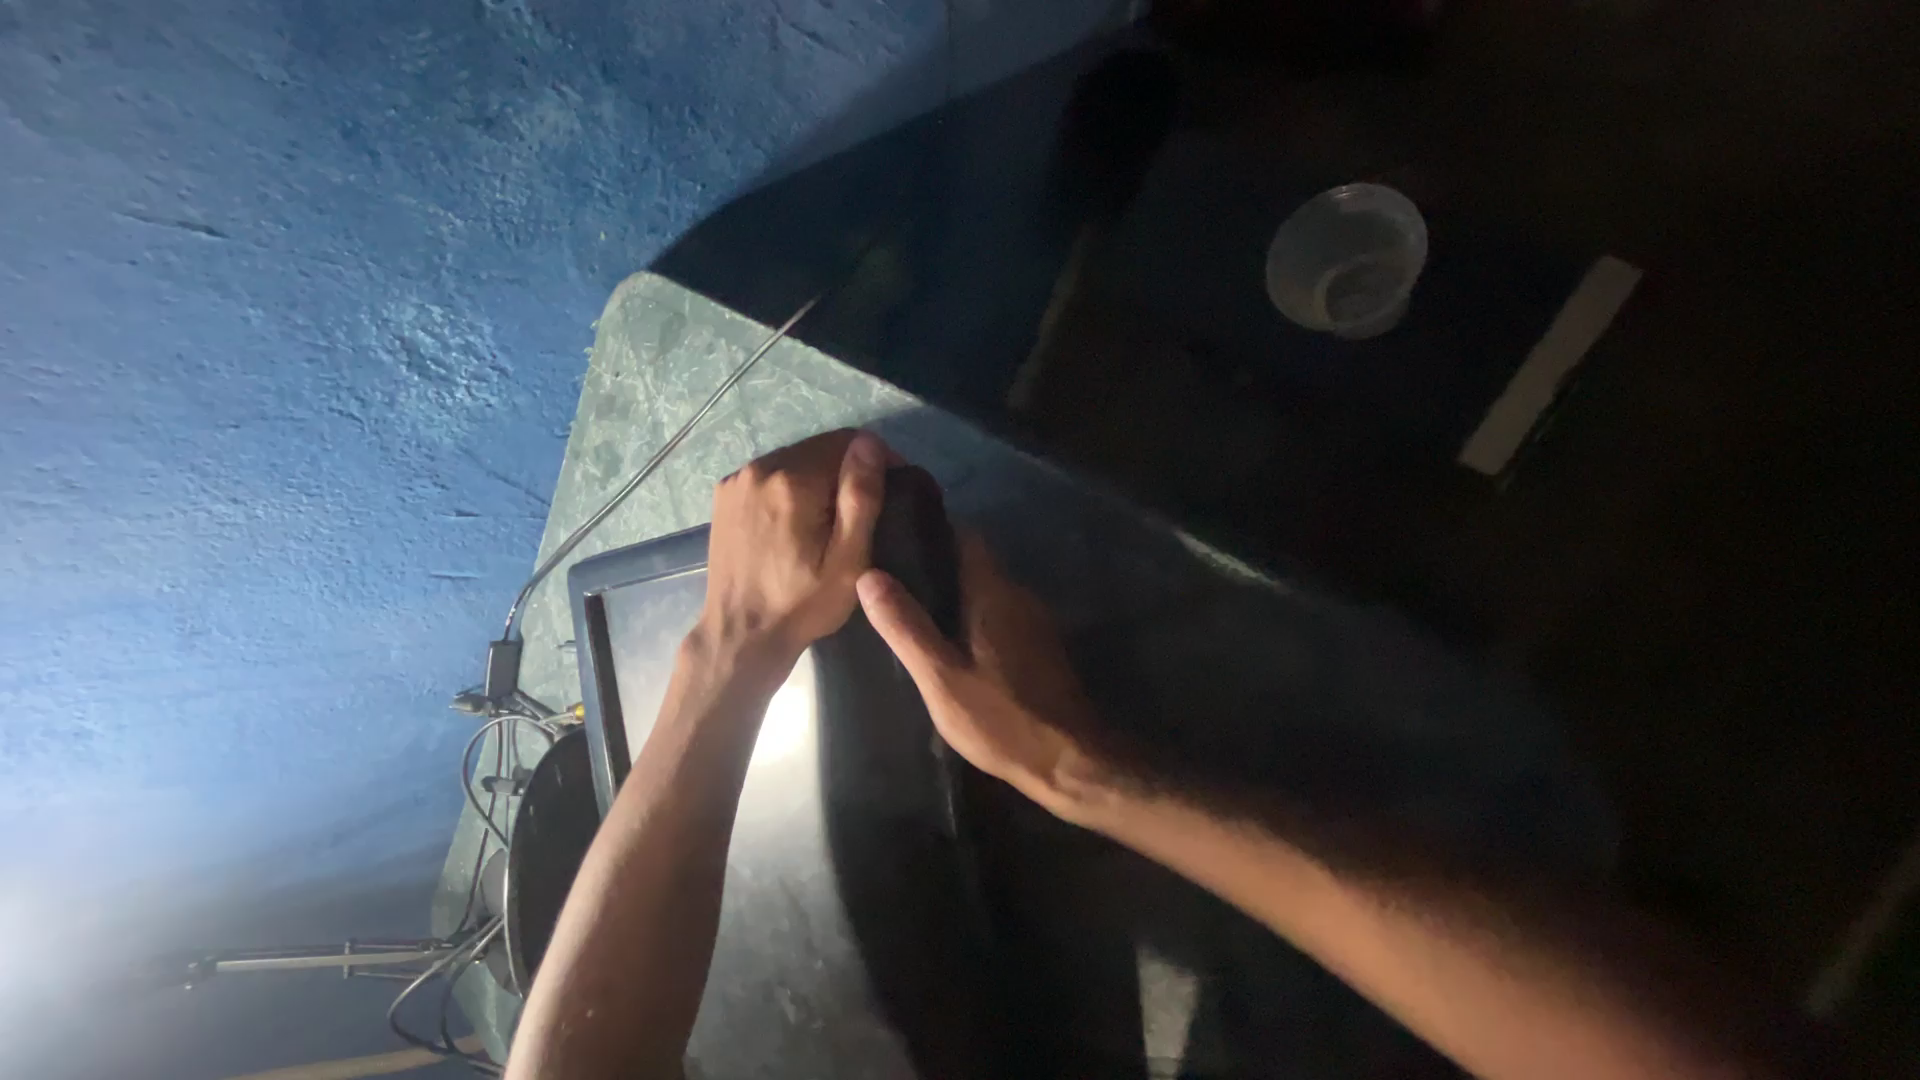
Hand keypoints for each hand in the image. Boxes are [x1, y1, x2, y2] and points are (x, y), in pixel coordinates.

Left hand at [695, 429, 888, 672]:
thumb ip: (861, 497)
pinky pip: (770, 476)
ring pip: (794, 460)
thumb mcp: (848, 559)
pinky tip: (796, 523)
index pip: (847, 441)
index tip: (889, 490)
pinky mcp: (724, 496)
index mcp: (793, 478)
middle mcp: (760, 467)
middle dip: (845, 470)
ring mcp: (737, 481)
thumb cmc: (803, 603)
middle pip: (818, 449)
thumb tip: (870, 444)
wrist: (741, 635)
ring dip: (817, 478)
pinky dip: (789, 489)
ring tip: (830, 519)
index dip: (875, 460)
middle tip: (862, 511)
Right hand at [857, 532, 1114, 821]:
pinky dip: (973, 616)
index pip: (965, 536)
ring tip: (912, 606)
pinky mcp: (1039, 647)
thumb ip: (906, 626)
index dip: (931, 530)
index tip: (896, 534)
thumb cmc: (1001, 718)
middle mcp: (1019, 595)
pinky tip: (950, 640)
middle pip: (975, 562)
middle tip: (892, 576)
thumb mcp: (941, 677)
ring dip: (955, 592)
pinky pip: (1000, 614)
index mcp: (994, 592)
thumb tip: (869, 575)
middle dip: (936, 563)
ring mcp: (1034, 621)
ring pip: (987, 590)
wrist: (1069, 760)